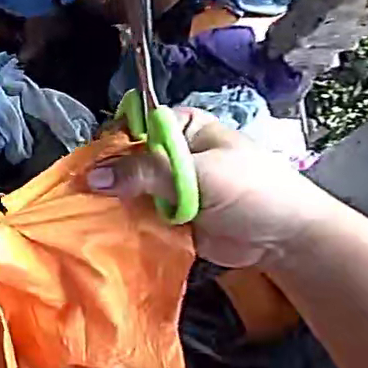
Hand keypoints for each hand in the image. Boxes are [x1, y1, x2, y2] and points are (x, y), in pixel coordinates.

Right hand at [86, 108, 343, 267]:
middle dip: (107, 179)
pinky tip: (103, 231)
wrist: (285, 239)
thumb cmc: (252, 191)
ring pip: (126, 192)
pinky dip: (123, 224)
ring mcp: (166, 188)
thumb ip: (146, 173)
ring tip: (87, 216)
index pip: (132, 128)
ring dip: (112, 205)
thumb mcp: (198, 174)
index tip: (90, 169)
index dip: (110, 146)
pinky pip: (136, 217)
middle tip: (82, 197)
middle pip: (124, 162)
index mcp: (180, 129)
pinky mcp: (166, 218)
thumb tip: (94, 176)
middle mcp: (169, 155)